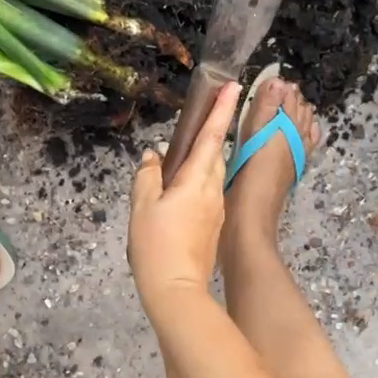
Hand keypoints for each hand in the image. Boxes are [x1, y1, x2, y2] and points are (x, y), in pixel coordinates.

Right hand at [129, 80, 240, 307]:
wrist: (178, 292)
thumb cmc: (158, 245)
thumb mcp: (142, 206)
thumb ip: (147, 176)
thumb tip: (154, 156)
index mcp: (198, 177)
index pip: (213, 134)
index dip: (222, 108)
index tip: (235, 86)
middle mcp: (213, 188)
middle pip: (215, 152)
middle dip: (211, 134)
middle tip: (202, 118)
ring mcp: (216, 207)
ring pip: (212, 173)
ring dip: (203, 159)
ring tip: (182, 157)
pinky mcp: (213, 225)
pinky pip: (208, 191)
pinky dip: (198, 182)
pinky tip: (180, 191)